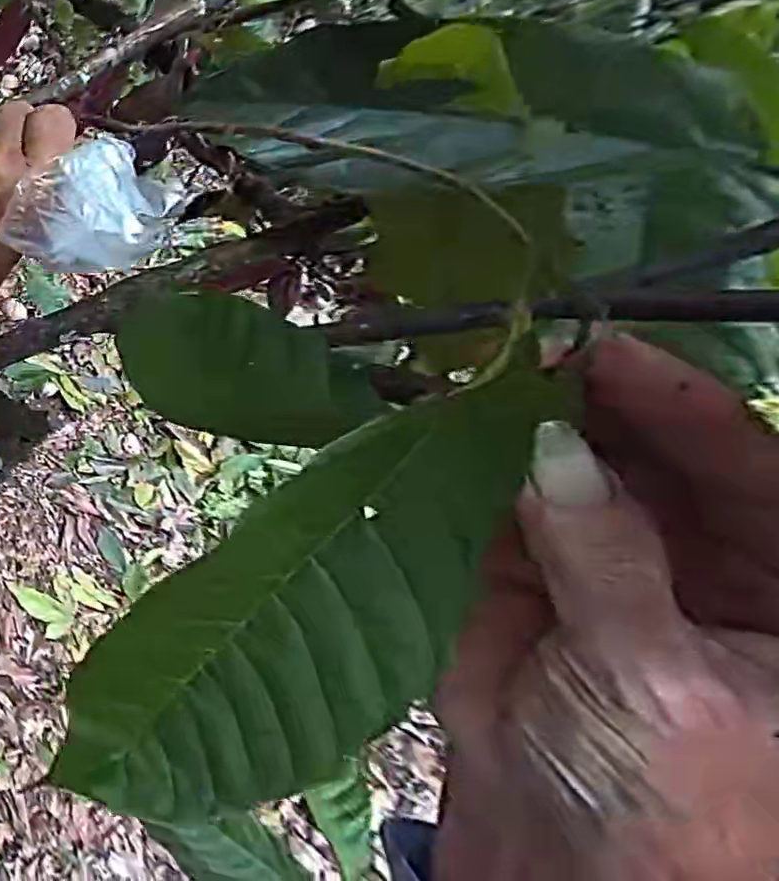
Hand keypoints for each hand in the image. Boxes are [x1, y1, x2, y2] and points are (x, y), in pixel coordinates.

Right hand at [436, 335, 778, 878]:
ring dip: (515, 429)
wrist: (557, 835)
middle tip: (518, 354)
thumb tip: (554, 445)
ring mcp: (593, 556)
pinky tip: (433, 432)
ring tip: (467, 382)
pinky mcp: (508, 564)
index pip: (753, 470)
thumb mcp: (659, 672)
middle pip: (650, 457)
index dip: (683, 404)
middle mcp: (698, 556)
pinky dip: (459, 467)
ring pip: (560, 472)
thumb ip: (606, 555)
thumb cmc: (674, 783)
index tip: (600, 347)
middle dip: (592, 405)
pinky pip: (488, 502)